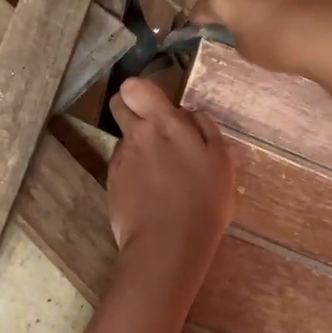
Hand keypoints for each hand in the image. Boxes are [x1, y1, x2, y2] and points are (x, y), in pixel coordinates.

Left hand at [105, 77, 235, 271]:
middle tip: (153, 131)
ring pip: (124, 140)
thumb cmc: (203, 202)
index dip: (141, 91)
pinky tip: (150, 194)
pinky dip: (133, 175)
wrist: (167, 245)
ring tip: (160, 176)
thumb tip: (189, 113)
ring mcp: (120, 160)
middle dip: (130, 110)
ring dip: (137, 148)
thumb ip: (204, 129)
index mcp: (164, 123)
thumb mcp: (220, 161)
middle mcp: (136, 135)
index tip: (155, 104)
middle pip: (119, 106)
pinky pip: (122, 168)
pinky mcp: (111, 183)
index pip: (135, 87)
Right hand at [194, 0, 331, 79]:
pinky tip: (290, 9)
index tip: (203, 30)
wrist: (331, 30)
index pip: (201, 8)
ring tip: (268, 15)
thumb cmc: (278, 45)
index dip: (201, 21)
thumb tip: (242, 26)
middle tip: (237, 23)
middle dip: (231, 3)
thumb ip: (237, 34)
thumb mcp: (246, 49)